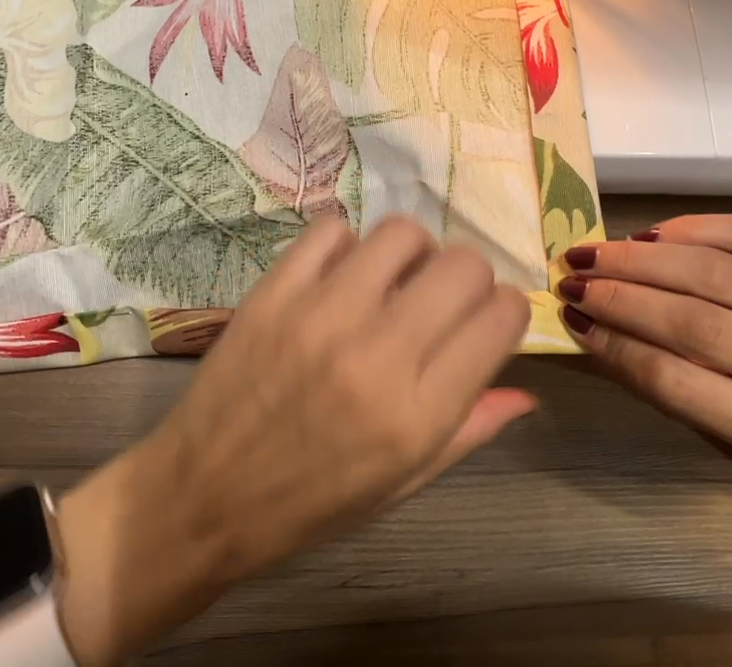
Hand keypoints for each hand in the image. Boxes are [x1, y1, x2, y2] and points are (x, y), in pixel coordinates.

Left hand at [56, 217, 533, 664]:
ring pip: (402, 234)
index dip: (507, 312)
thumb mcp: (402, 483)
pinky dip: (346, 246)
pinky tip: (338, 278)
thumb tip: (528, 392)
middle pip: (463, 266)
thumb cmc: (312, 503)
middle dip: (469, 278)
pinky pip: (331, 229)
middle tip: (441, 301)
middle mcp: (378, 354)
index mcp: (419, 413)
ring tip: (391, 282)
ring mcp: (321, 316)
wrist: (203, 497)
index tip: (488, 322)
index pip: (501, 318)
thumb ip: (469, 429)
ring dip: (412, 253)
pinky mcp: (274, 292)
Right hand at [556, 214, 731, 481]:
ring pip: (719, 273)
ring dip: (645, 259)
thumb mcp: (726, 429)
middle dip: (622, 295)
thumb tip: (592, 325)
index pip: (681, 381)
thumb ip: (664, 380)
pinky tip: (651, 234)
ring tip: (597, 253)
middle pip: (698, 322)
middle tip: (572, 279)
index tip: (573, 321)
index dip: (618, 347)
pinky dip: (695, 227)